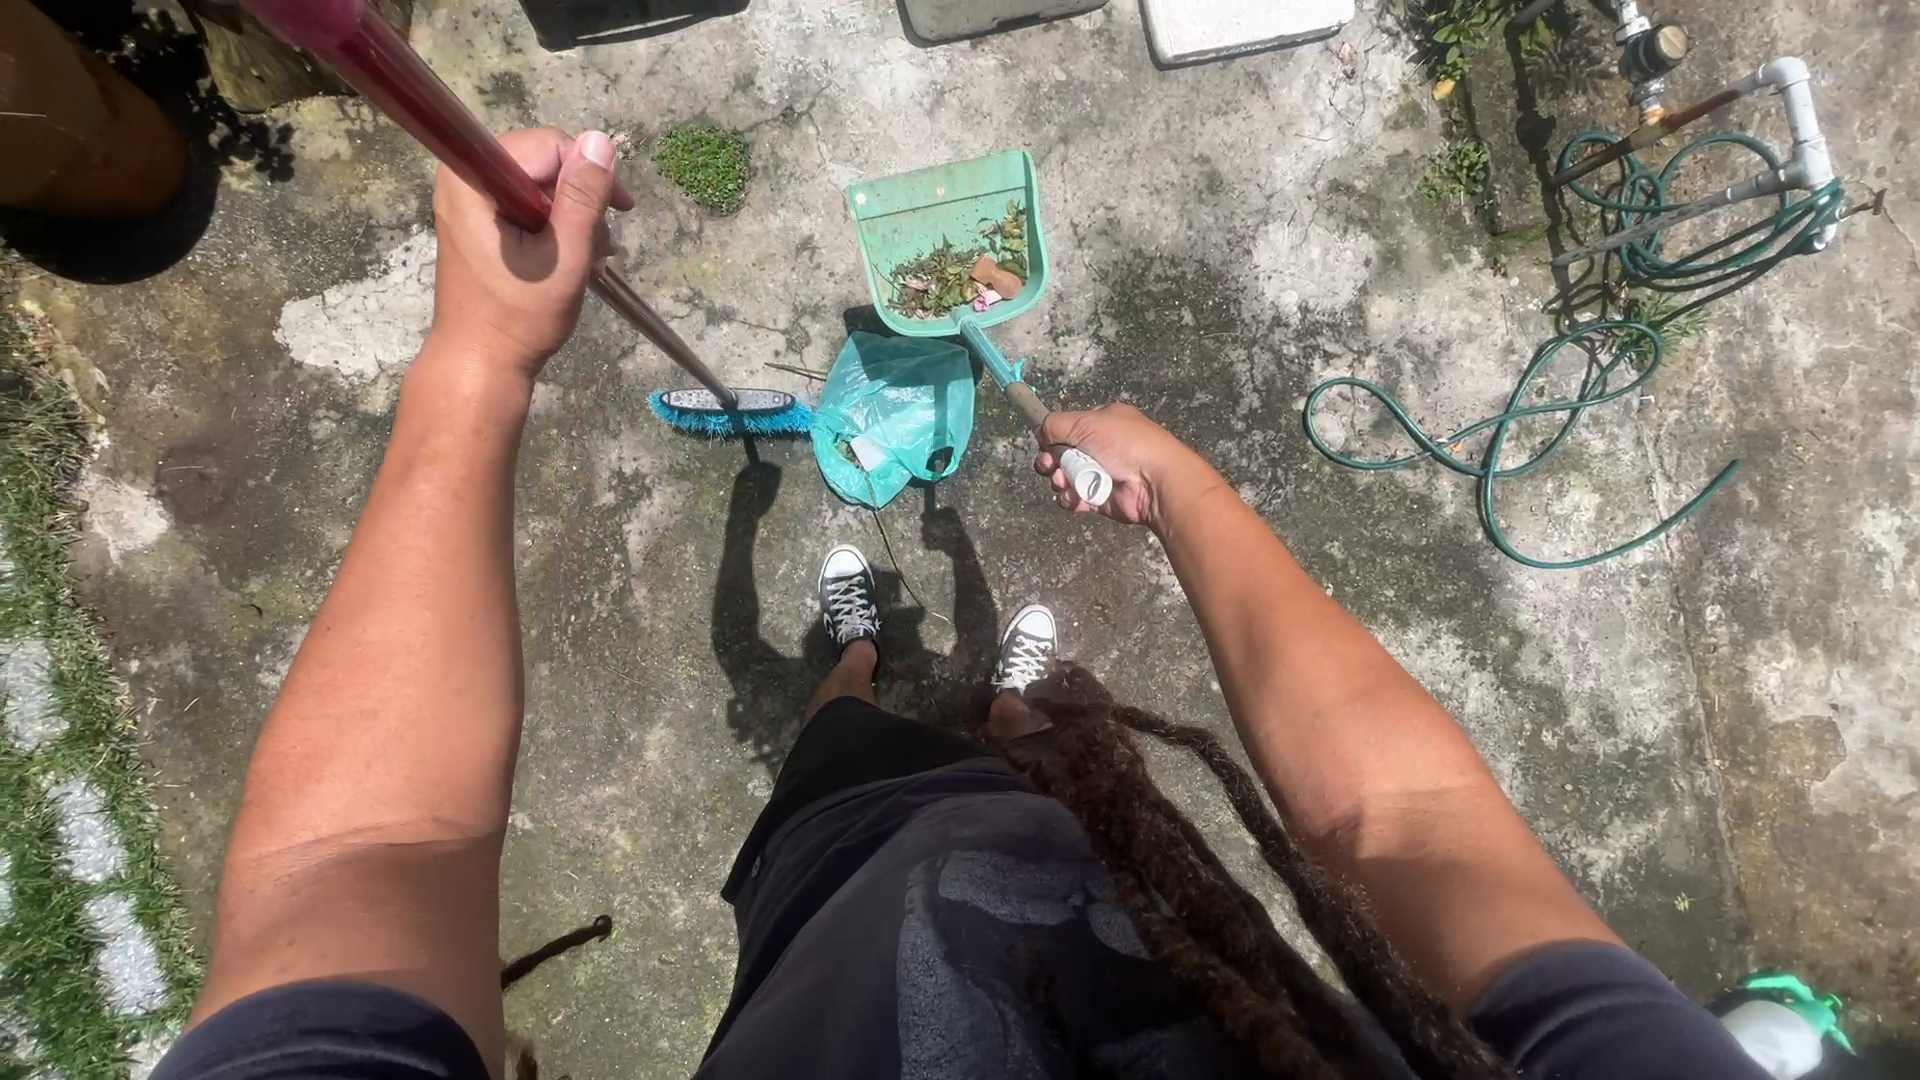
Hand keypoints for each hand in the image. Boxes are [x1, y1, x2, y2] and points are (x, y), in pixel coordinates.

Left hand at [429, 128, 635, 378]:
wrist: (483, 360)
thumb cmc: (520, 316)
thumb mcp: (564, 258)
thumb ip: (582, 199)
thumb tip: (602, 142)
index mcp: (474, 179)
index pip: (545, 145)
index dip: (589, 170)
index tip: (623, 209)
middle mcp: (465, 178)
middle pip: (542, 161)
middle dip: (583, 197)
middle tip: (605, 244)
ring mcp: (471, 200)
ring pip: (539, 184)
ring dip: (576, 216)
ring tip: (590, 257)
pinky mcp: (481, 221)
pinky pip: (528, 205)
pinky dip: (559, 227)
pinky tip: (574, 256)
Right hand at [1033, 404, 1213, 530]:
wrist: (1155, 481)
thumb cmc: (1124, 444)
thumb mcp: (1086, 422)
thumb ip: (1055, 424)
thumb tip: (1039, 432)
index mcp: (1102, 423)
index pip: (1068, 428)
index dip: (1053, 437)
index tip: (1045, 444)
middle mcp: (1102, 447)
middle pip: (1062, 454)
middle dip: (1051, 460)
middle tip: (1051, 465)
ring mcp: (1100, 474)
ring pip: (1064, 477)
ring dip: (1060, 479)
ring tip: (1065, 481)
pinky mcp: (1099, 498)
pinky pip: (1073, 498)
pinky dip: (1070, 498)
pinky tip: (1075, 496)